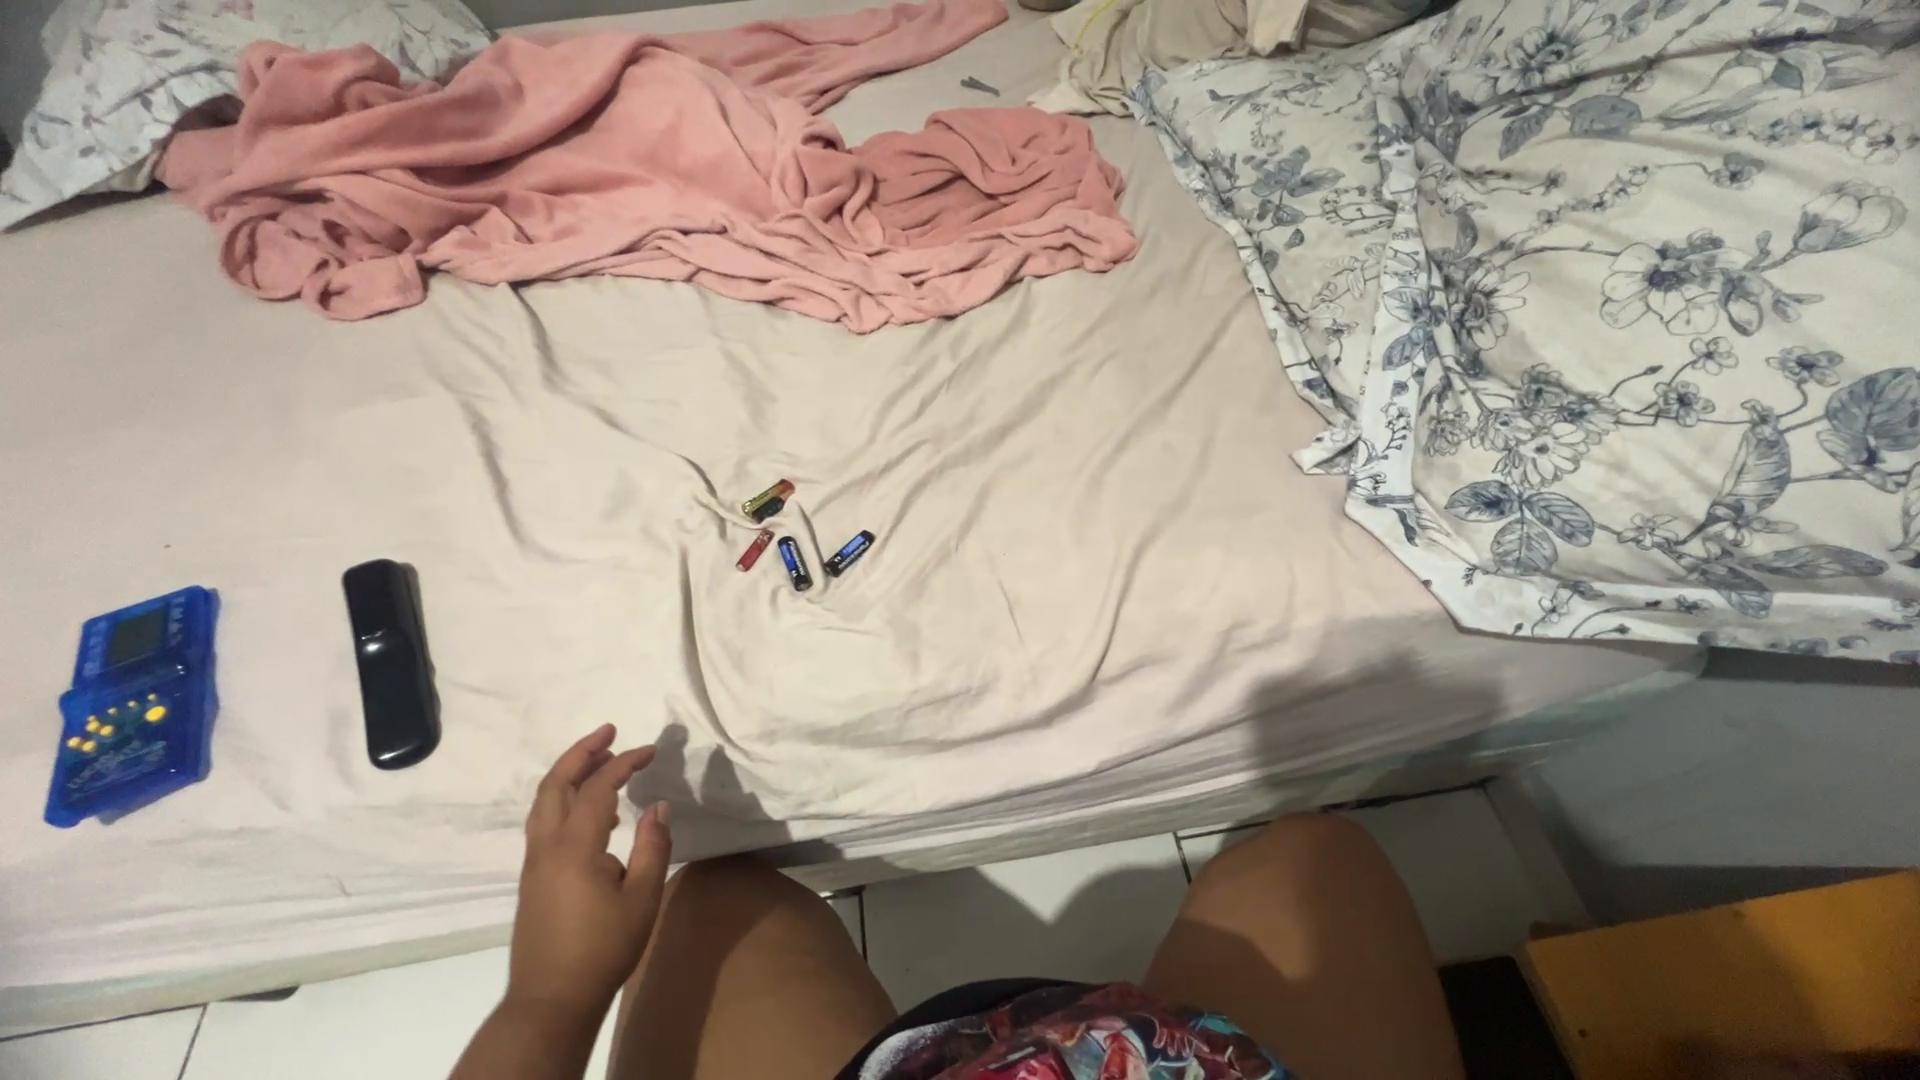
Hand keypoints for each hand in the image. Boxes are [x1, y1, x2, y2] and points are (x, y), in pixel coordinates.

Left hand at [506, 724, 672, 1017]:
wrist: (551, 999)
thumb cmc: (603, 948)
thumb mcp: (642, 897)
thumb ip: (652, 846)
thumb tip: (659, 806)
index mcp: (573, 847)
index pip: (596, 789)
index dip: (623, 763)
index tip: (650, 751)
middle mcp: (546, 847)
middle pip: (554, 785)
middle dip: (580, 752)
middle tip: (609, 730)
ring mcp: (534, 862)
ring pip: (543, 802)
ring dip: (568, 773)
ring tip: (600, 758)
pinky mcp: (533, 877)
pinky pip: (544, 821)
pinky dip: (564, 798)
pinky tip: (592, 808)